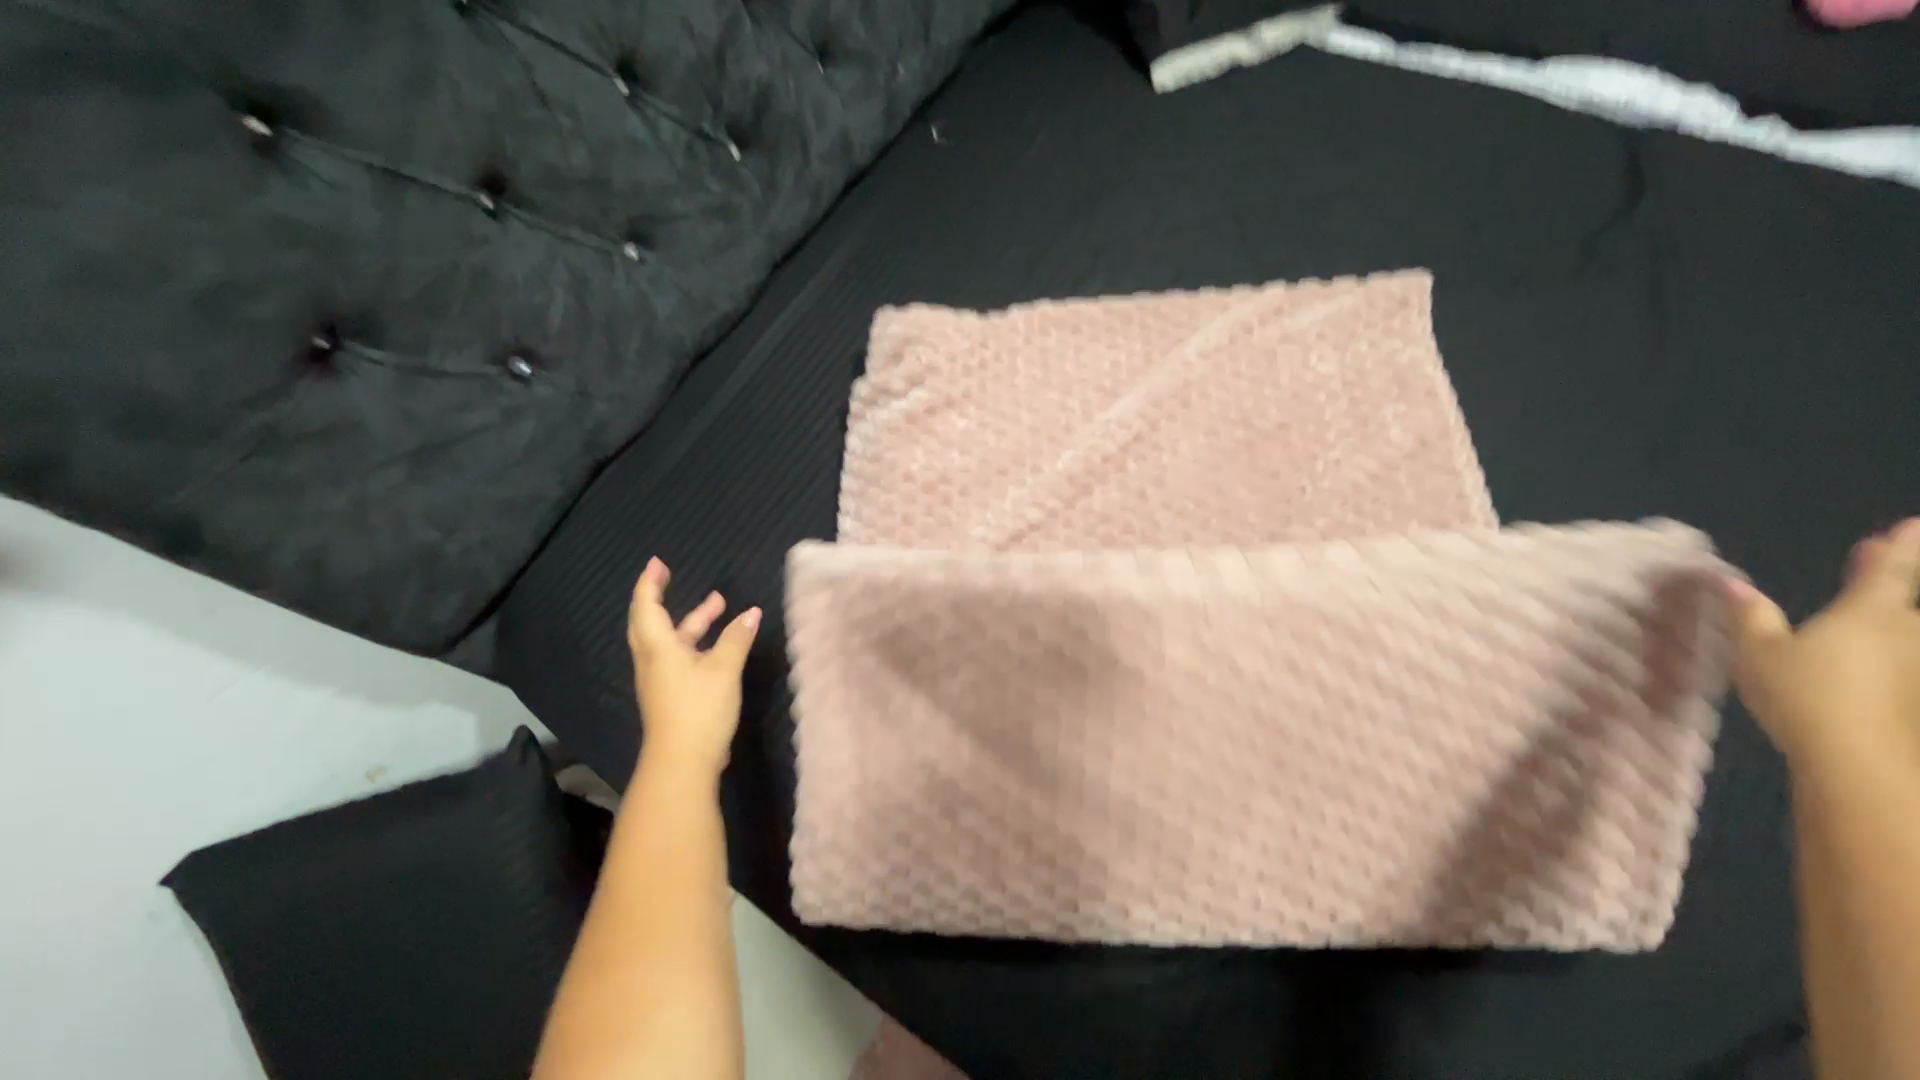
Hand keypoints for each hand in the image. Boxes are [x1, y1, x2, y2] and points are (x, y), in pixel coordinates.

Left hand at [627, 557, 761, 780]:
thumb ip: (736, 638)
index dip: (650, 583)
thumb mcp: (724, 669)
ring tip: (719, 605)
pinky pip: (678, 658)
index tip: (658, 563)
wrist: (682, 763)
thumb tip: (751, 613)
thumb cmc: (698, 709)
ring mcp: (660, 680)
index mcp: (658, 647)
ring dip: (690, 621)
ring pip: (669, 641)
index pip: (647, 606)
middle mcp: (653, 660)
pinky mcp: (671, 696)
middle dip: (663, 598)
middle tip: (671, 577)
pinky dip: (695, 643)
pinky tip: (720, 645)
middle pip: (650, 622)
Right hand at [1727, 519, 1919, 767]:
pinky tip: (1873, 662)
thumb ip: (1751, 615)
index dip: (1899, 546)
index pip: (1890, 570)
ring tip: (1878, 612)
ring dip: (1895, 619)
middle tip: (1886, 556)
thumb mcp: (1759, 652)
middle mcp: (1906, 634)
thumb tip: (1730, 581)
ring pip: (1909, 634)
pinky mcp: (1915, 698)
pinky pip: (1907, 665)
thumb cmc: (1802, 693)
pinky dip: (1893, 654)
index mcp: (1867, 614)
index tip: (1912, 524)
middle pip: (1906, 599)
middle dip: (1896, 576)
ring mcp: (1917, 669)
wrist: (1857, 761)